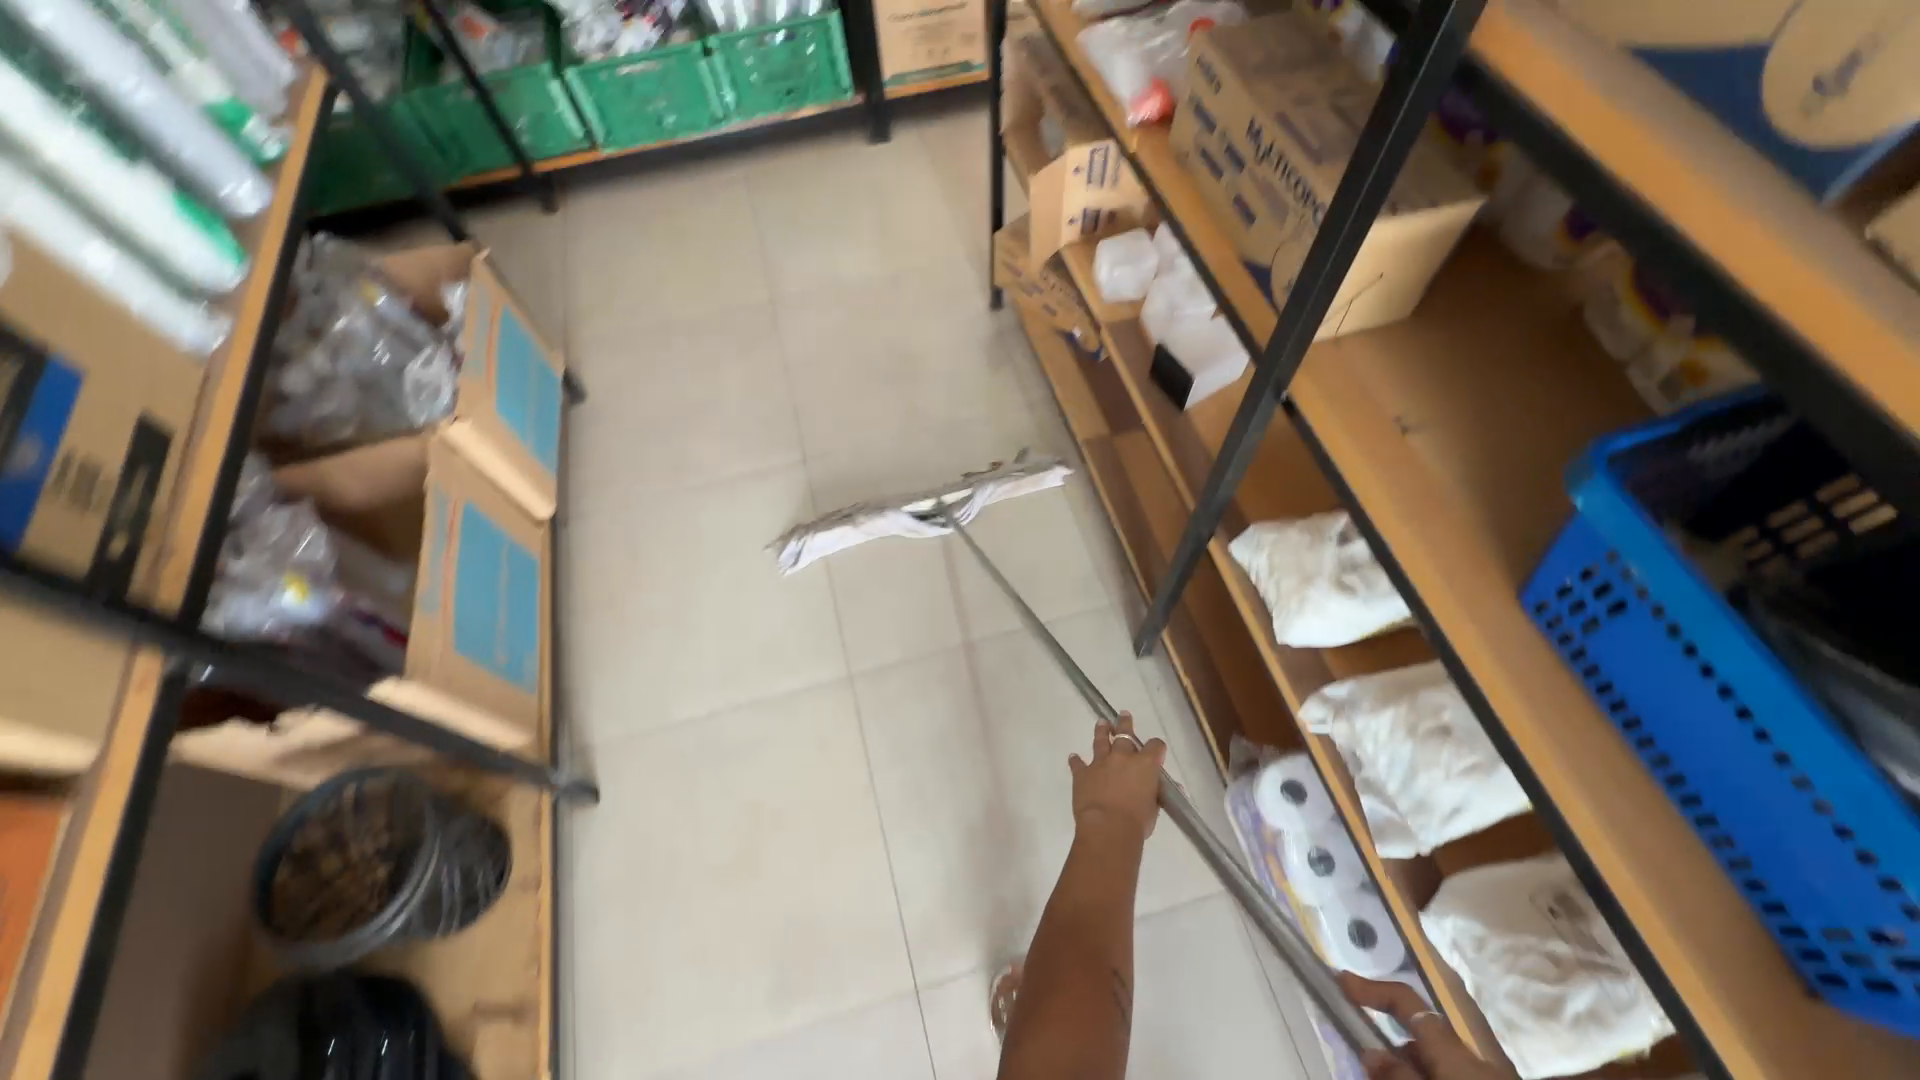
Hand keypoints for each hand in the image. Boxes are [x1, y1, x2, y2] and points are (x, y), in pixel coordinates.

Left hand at [1068, 713, 1167, 842]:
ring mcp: (1100, 763)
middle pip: (1125, 734)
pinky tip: (1073, 757)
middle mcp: (1122, 758)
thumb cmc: (1137, 821)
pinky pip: (1077, 764)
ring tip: (1101, 723)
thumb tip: (1173, 788)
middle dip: (1124, 724)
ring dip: (1102, 731)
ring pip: (1101, 741)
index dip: (1156, 747)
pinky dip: (1076, 761)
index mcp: (1145, 764)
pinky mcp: (1082, 774)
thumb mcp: (1155, 808)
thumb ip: (1159, 793)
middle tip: (1123, 714)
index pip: (1155, 746)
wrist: (1107, 827)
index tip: (1156, 749)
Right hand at [1339, 974, 1516, 1079]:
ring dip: (1409, 1070)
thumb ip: (1398, 1076)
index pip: (1408, 1003)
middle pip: (1423, 1038)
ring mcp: (1487, 1077)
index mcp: (1457, 1052)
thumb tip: (1369, 1051)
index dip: (1373, 989)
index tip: (1341, 982)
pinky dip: (1427, 1079)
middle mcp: (1475, 1059)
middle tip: (1367, 1067)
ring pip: (1436, 1065)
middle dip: (1391, 1048)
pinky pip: (1452, 1077)